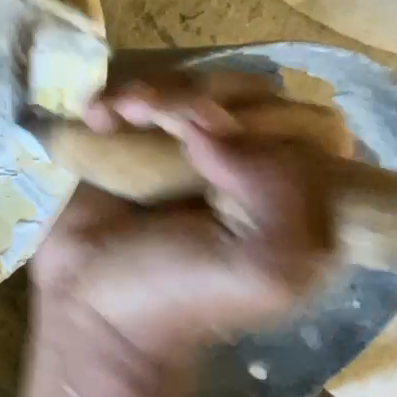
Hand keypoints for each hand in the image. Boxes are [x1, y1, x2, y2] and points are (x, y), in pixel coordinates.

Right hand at [31, 71, 351, 362]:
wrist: (89, 310)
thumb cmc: (181, 297)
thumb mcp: (266, 268)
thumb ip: (280, 194)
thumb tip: (207, 126)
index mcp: (301, 195)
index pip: (307, 124)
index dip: (261, 120)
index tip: (207, 141)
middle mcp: (249, 163)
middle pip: (244, 93)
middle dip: (194, 96)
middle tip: (148, 115)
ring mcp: (184, 150)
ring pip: (187, 87)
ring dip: (149, 90)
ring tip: (113, 113)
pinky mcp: (129, 145)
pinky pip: (131, 96)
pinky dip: (110, 95)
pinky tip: (94, 115)